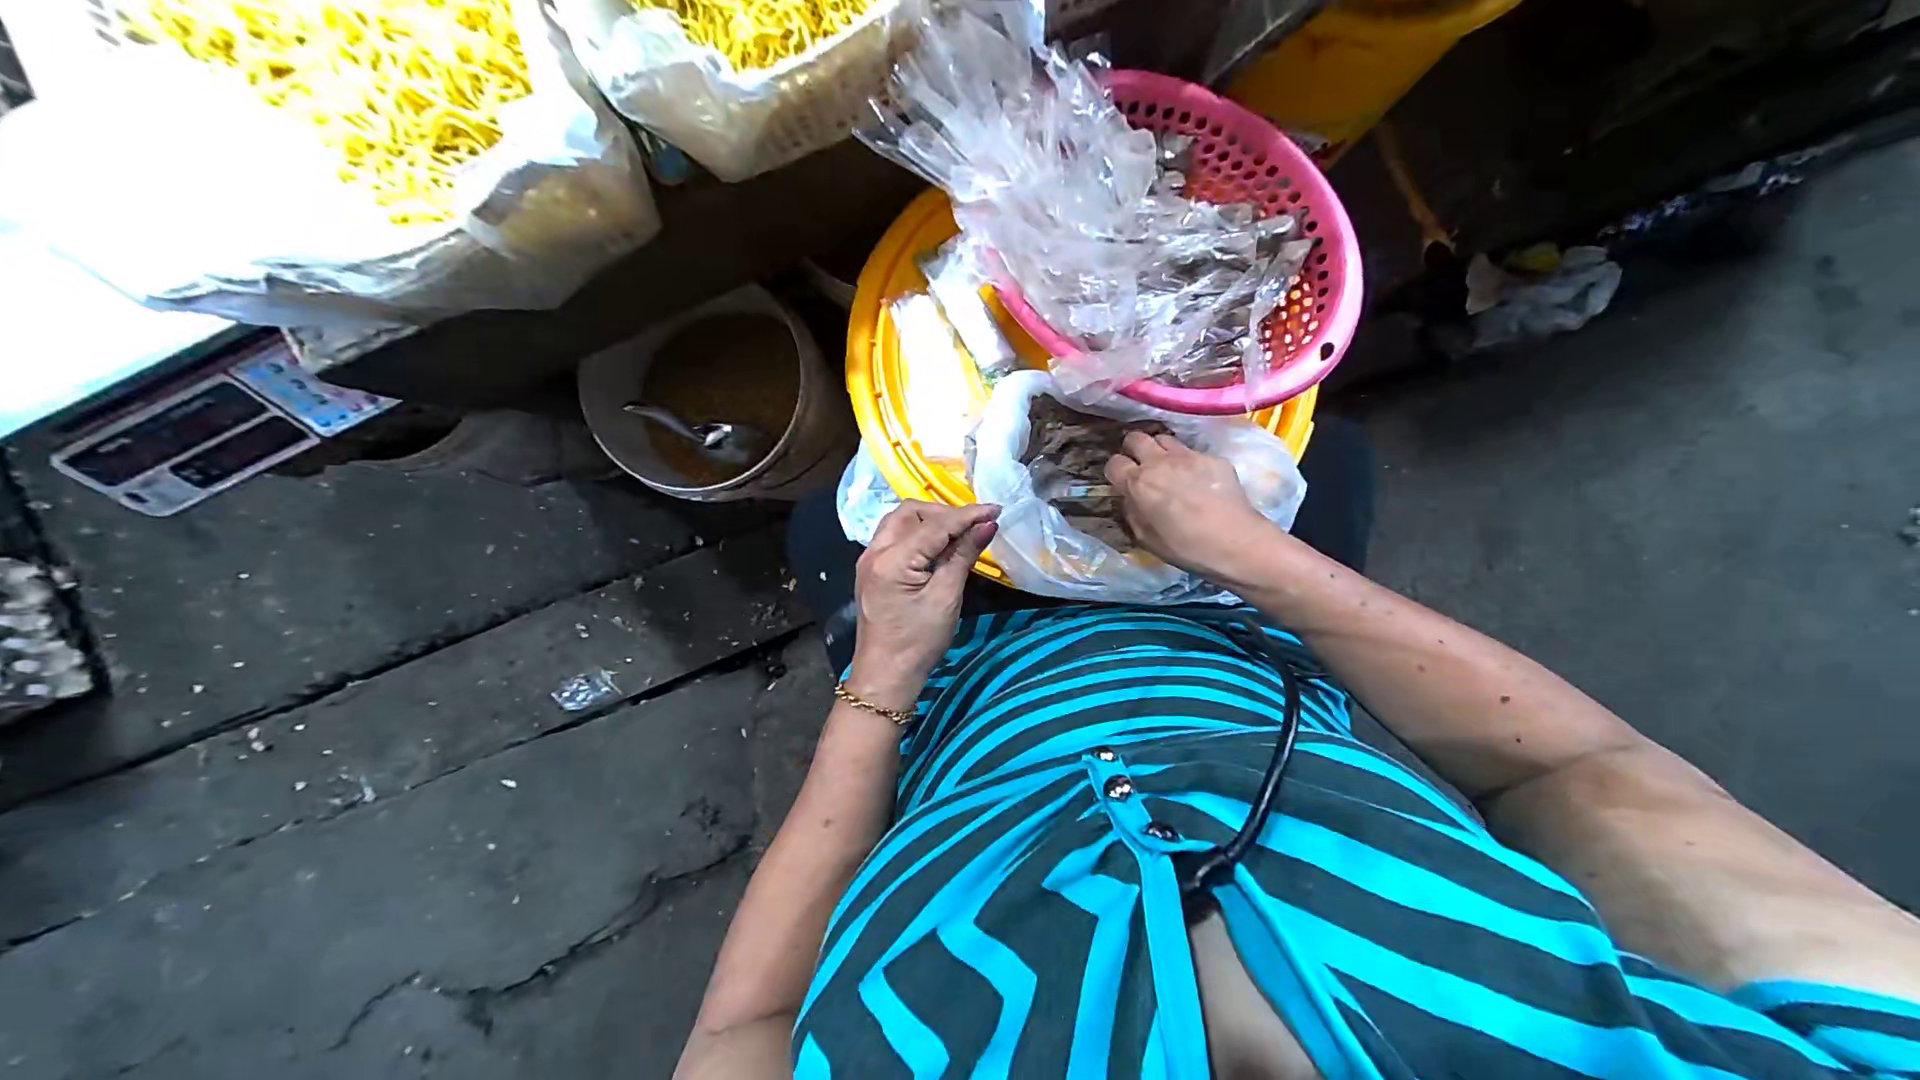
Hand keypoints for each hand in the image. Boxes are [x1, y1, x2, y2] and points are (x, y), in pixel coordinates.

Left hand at [846, 500, 1000, 711]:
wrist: (886, 675)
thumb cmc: (918, 642)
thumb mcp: (946, 597)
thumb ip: (963, 555)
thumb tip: (987, 525)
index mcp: (892, 559)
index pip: (935, 524)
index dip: (968, 515)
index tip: (996, 510)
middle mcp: (874, 551)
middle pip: (911, 512)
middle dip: (945, 513)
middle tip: (974, 525)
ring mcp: (869, 559)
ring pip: (900, 521)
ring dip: (930, 521)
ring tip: (959, 534)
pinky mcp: (872, 569)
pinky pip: (894, 537)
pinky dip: (918, 534)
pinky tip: (938, 548)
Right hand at [1105, 432, 1277, 580]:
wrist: (1234, 542)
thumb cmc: (1185, 547)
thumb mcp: (1145, 538)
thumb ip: (1132, 512)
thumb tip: (1130, 498)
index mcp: (1138, 484)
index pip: (1113, 463)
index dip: (1116, 472)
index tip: (1122, 481)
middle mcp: (1159, 462)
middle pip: (1135, 438)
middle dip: (1133, 449)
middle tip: (1141, 465)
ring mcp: (1188, 456)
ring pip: (1163, 438)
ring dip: (1160, 450)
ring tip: (1168, 466)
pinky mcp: (1212, 457)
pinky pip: (1192, 452)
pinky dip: (1189, 462)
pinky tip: (1198, 479)